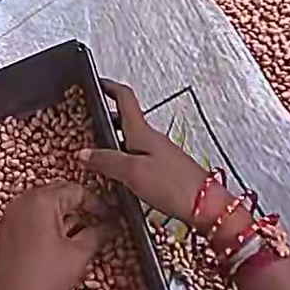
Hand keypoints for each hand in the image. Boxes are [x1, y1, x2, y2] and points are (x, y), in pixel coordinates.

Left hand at [0, 182, 109, 289]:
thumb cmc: (42, 280)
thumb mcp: (78, 255)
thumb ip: (98, 233)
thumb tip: (111, 225)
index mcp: (40, 200)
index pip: (76, 190)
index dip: (98, 204)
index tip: (110, 218)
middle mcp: (22, 202)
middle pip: (59, 194)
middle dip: (81, 209)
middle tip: (99, 226)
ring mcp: (11, 216)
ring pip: (46, 207)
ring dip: (66, 218)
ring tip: (82, 240)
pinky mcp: (6, 231)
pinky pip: (33, 218)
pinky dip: (50, 226)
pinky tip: (61, 246)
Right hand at [77, 79, 210, 221]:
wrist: (206, 207)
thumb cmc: (173, 185)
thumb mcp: (132, 172)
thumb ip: (106, 161)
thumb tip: (83, 153)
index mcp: (141, 132)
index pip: (124, 98)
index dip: (109, 87)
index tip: (96, 82)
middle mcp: (150, 139)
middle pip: (124, 119)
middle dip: (104, 118)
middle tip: (87, 122)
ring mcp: (157, 154)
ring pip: (129, 139)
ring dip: (111, 140)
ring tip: (94, 150)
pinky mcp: (161, 170)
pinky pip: (136, 157)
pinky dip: (121, 158)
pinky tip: (114, 173)